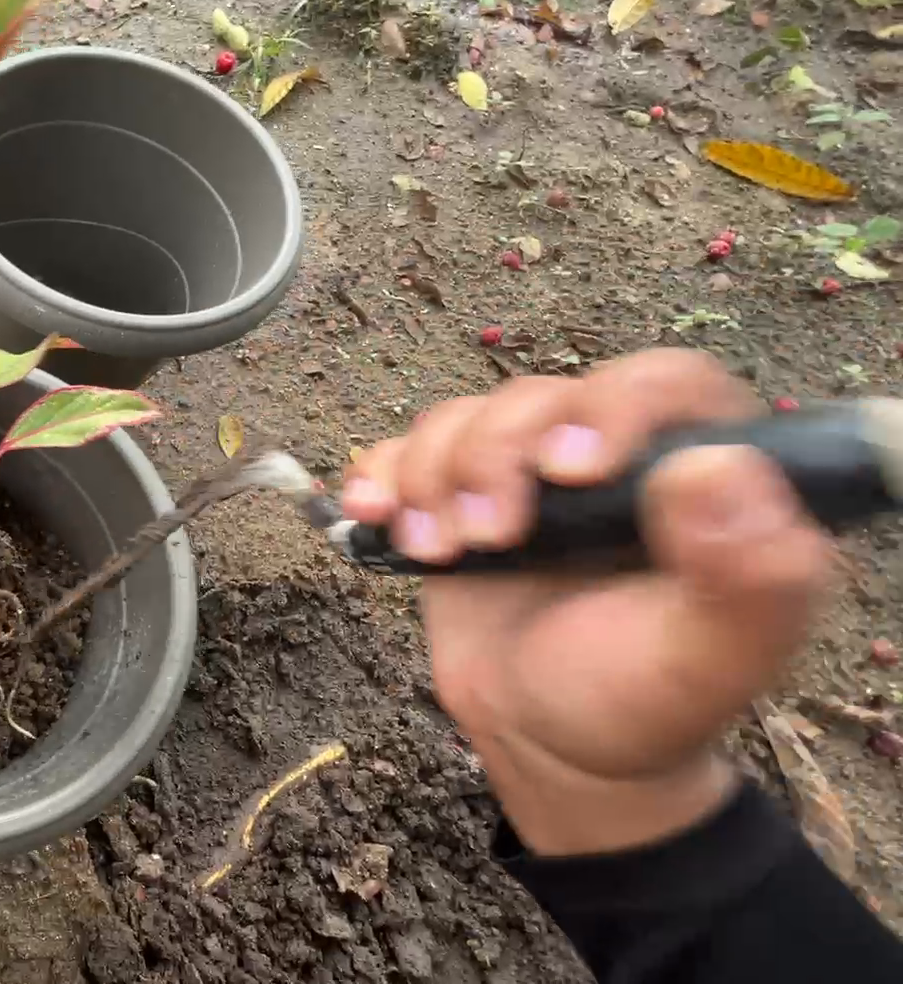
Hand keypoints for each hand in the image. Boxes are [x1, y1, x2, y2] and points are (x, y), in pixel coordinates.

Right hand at [341, 350, 836, 854]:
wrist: (538, 734)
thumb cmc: (634, 701)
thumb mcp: (707, 656)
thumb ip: (747, 570)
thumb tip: (715, 466)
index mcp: (689, 473)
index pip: (655, 384)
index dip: (605, 406)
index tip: (568, 473)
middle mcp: (597, 457)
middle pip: (528, 399)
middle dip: (489, 461)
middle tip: (487, 538)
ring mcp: (512, 474)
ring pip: (451, 421)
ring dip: (427, 479)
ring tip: (436, 552)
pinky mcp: (443, 495)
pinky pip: (393, 454)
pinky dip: (373, 477)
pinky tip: (371, 514)